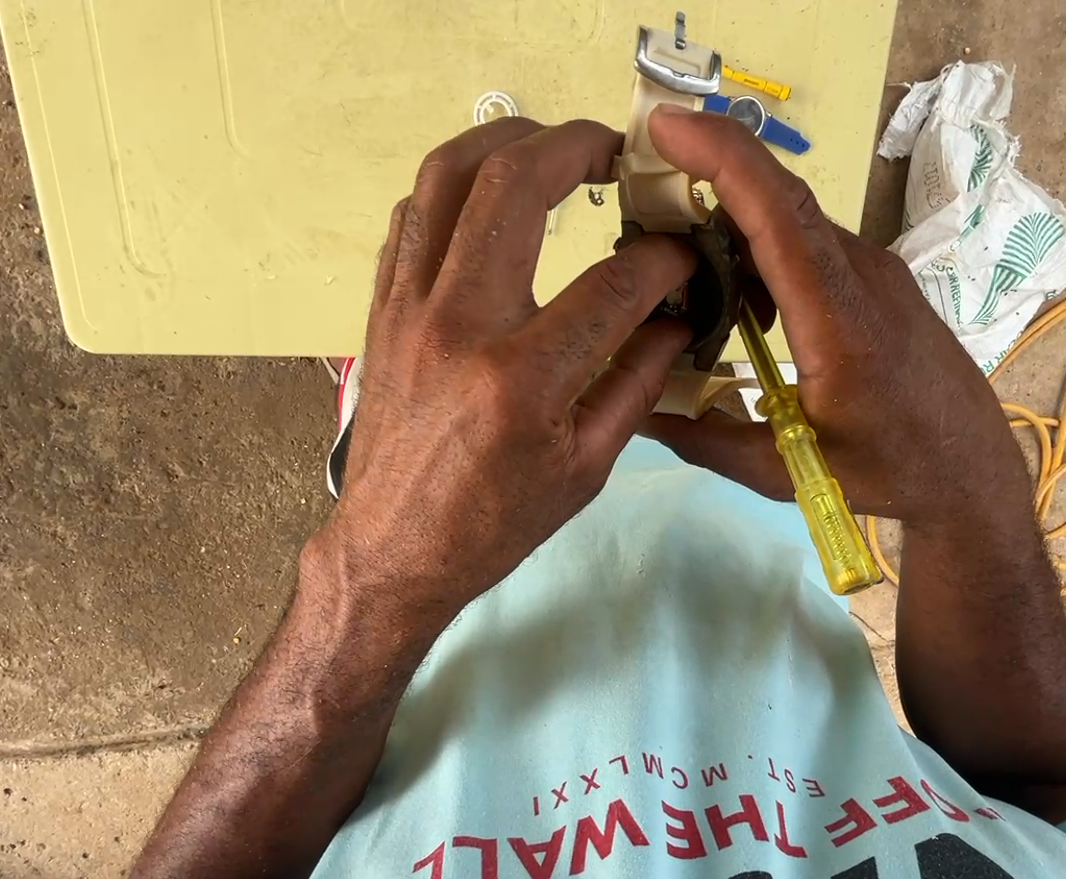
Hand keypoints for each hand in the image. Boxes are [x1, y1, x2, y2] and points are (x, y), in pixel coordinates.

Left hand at [319, 117, 697, 621]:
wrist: (394, 549)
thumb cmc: (494, 524)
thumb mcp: (585, 468)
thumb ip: (637, 384)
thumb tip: (675, 321)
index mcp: (523, 379)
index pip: (612, 283)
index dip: (663, 260)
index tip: (682, 256)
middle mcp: (459, 324)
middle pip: (516, 185)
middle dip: (578, 147)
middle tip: (615, 152)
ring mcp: (410, 308)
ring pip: (447, 177)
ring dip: (506, 142)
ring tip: (551, 148)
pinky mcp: (383, 310)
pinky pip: (413, 216)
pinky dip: (456, 189)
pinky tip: (490, 200)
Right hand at [641, 108, 1032, 532]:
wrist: (968, 468)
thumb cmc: (885, 473)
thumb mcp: (787, 472)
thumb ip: (708, 441)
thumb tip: (640, 415)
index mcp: (838, 323)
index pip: (780, 215)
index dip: (723, 160)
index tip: (665, 129)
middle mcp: (861, 278)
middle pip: (779, 204)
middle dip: (708, 184)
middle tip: (643, 209)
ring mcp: (875, 273)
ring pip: (792, 224)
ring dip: (733, 231)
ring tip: (680, 271)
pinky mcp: (877, 281)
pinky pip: (809, 247)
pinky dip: (762, 256)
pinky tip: (738, 302)